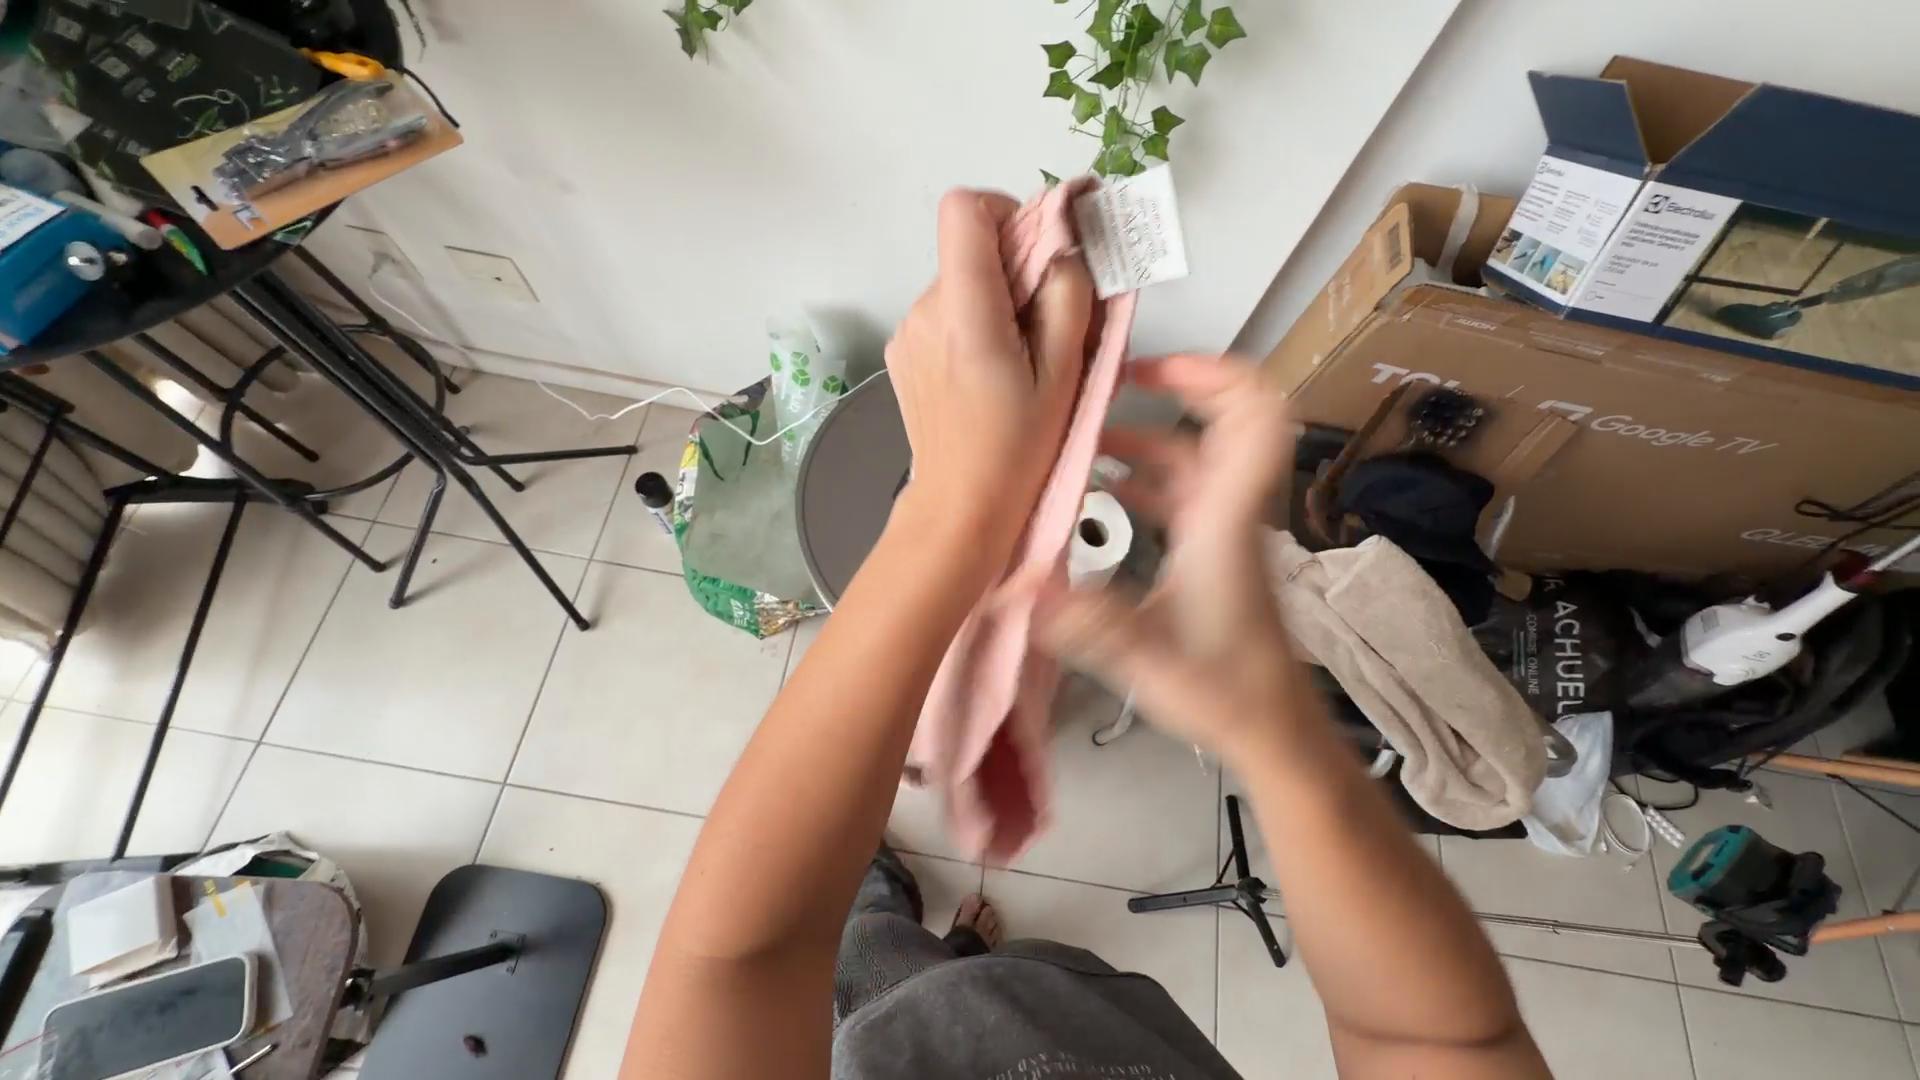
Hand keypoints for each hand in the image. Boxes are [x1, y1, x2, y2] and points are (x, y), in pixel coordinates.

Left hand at [885, 190, 1094, 568]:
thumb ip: (1068, 296)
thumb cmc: (1018, 449)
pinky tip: (986, 376)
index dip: (1006, 212)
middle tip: (1045, 327)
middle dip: (1013, 271)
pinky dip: (971, 328)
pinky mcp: (903, 355)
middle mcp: (923, 312)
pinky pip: (942, 316)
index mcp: (963, 312)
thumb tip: (1063, 247)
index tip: (1038, 253)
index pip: (964, 209)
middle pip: (967, 251)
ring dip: (994, 304)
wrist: (960, 506)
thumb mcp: (1064, 374)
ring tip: (1016, 363)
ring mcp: (907, 334)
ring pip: (959, 286)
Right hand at [1034, 354, 1306, 758]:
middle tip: (1115, 385)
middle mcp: (1233, 511)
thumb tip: (1017, 590)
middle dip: (1175, 387)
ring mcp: (1227, 528)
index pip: (1254, 417)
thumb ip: (1086, 623)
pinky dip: (1149, 478)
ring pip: (1200, 455)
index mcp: (1225, 520)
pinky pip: (1188, 490)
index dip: (1214, 373)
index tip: (1152, 370)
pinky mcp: (1217, 550)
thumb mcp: (1148, 658)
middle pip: (1231, 417)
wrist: (1274, 730)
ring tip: (1090, 438)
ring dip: (1150, 436)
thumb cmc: (1226, 692)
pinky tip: (1107, 490)